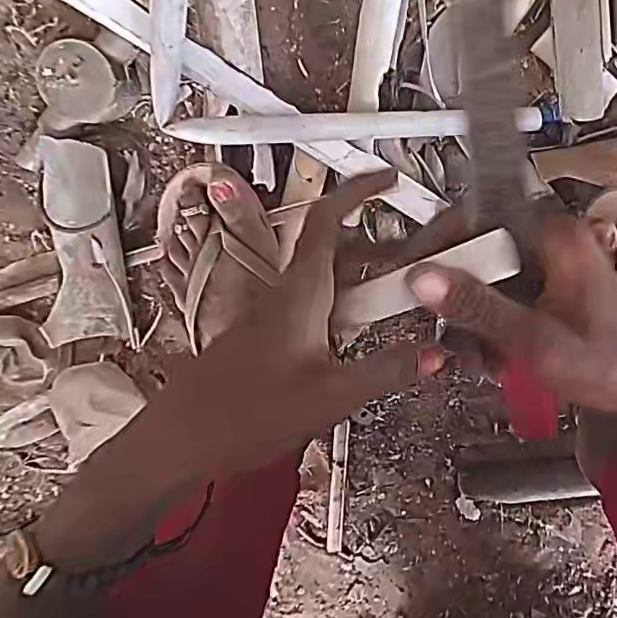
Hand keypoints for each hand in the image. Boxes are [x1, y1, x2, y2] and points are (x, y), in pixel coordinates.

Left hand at [148, 171, 443, 475]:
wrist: (185, 438)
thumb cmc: (244, 414)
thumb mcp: (332, 395)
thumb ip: (386, 370)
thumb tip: (432, 354)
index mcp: (300, 293)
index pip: (327, 220)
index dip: (358, 191)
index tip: (386, 179)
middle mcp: (286, 295)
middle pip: (336, 249)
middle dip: (379, 243)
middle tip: (416, 251)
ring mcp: (277, 315)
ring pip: (328, 279)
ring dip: (365, 276)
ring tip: (401, 292)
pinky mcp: (272, 337)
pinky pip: (317, 306)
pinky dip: (347, 305)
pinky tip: (364, 333)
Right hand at [408, 214, 616, 427]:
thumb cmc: (614, 368)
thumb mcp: (537, 342)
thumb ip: (479, 309)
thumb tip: (424, 279)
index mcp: (557, 236)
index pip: (477, 218)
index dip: (437, 246)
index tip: (408, 275)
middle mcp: (551, 242)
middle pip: (475, 251)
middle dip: (456, 298)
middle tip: (446, 333)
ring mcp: (547, 265)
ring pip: (482, 278)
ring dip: (471, 321)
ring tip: (482, 357)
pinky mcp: (544, 288)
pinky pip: (498, 296)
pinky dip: (488, 327)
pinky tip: (496, 357)